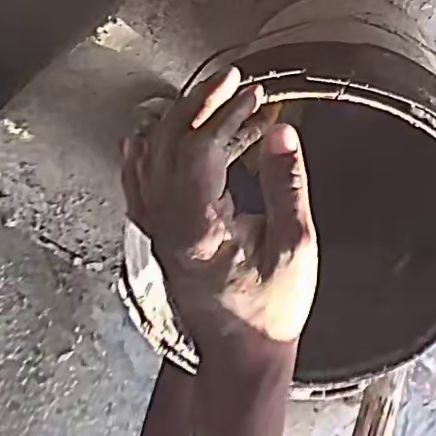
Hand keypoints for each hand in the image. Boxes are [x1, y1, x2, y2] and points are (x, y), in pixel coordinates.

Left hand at [122, 68, 317, 376]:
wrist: (242, 356)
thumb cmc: (271, 308)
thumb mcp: (295, 244)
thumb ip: (287, 183)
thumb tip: (283, 131)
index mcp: (197, 225)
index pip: (202, 148)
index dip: (229, 114)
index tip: (255, 94)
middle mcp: (166, 223)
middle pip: (170, 143)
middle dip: (202, 103)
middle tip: (231, 80)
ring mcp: (157, 230)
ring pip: (154, 158)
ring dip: (182, 122)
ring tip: (213, 98)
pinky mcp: (161, 236)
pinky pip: (141, 184)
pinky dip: (145, 153)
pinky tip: (144, 136)